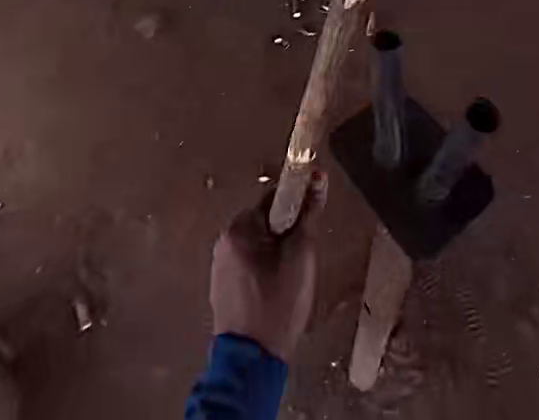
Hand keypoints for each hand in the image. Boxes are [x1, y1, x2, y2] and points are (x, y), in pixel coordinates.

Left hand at [209, 172, 327, 360]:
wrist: (253, 359)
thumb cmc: (279, 300)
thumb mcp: (302, 251)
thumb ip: (309, 211)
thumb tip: (318, 177)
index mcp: (238, 229)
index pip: (274, 196)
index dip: (298, 202)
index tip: (313, 214)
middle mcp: (223, 243)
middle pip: (266, 220)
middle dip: (288, 230)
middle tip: (304, 250)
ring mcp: (220, 267)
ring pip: (260, 243)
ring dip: (278, 249)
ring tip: (293, 273)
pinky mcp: (223, 288)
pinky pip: (250, 263)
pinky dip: (266, 267)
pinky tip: (278, 287)